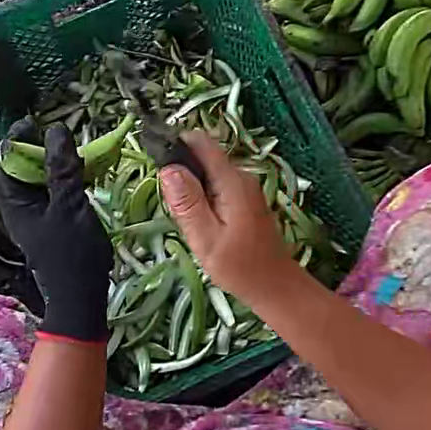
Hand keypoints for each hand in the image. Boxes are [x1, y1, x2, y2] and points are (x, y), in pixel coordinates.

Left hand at [0, 120, 113, 342]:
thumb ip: (62, 168)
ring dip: (52, 164)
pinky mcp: (54, 224)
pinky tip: (82, 174)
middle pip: (19, 170)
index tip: (33, 123)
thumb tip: (55, 130)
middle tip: (57, 135)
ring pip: (38, 182)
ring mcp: (37, 218)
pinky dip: (64, 180)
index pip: (3, 163)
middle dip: (35, 150)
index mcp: (14, 205)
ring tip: (72, 150)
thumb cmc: (72, 254)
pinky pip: (53, 193)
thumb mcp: (69, 206)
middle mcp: (20, 210)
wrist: (83, 298)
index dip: (14, 140)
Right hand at [157, 131, 299, 302]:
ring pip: (208, 172)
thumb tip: (168, 168)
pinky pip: (216, 185)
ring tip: (187, 220)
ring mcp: (245, 187)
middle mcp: (241, 176)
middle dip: (182, 173)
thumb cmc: (239, 267)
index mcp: (232, 181)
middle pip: (203, 156)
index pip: (201, 143)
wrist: (274, 286)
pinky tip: (201, 223)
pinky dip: (202, 197)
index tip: (156, 162)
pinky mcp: (244, 198)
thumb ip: (187, 202)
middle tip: (174, 207)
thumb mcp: (205, 238)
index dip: (176, 144)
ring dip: (191, 188)